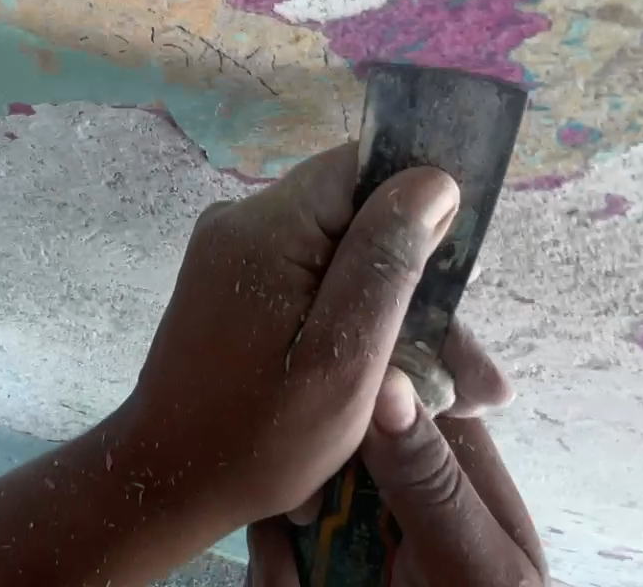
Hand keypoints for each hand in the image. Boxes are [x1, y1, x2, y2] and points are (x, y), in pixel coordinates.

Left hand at [109, 143, 460, 533]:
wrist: (170, 474)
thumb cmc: (260, 434)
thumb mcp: (344, 357)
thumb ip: (385, 261)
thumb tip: (430, 180)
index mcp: (265, 226)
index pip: (355, 169)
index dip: (413, 204)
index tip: (452, 269)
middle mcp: (241, 221)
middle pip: (349, 217)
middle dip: (412, 280)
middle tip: (471, 370)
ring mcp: (231, 250)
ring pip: (333, 252)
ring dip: (387, 307)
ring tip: (450, 387)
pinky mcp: (230, 281)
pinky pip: (304, 276)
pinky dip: (347, 314)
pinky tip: (391, 372)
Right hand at [245, 321, 546, 586]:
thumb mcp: (468, 569)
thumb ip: (430, 480)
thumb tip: (388, 378)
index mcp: (452, 460)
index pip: (406, 378)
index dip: (360, 366)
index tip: (314, 378)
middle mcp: (397, 470)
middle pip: (331, 421)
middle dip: (304, 463)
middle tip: (300, 513)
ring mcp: (352, 508)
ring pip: (292, 469)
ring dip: (280, 524)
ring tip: (287, 577)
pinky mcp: (315, 545)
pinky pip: (275, 523)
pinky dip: (272, 560)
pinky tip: (281, 585)